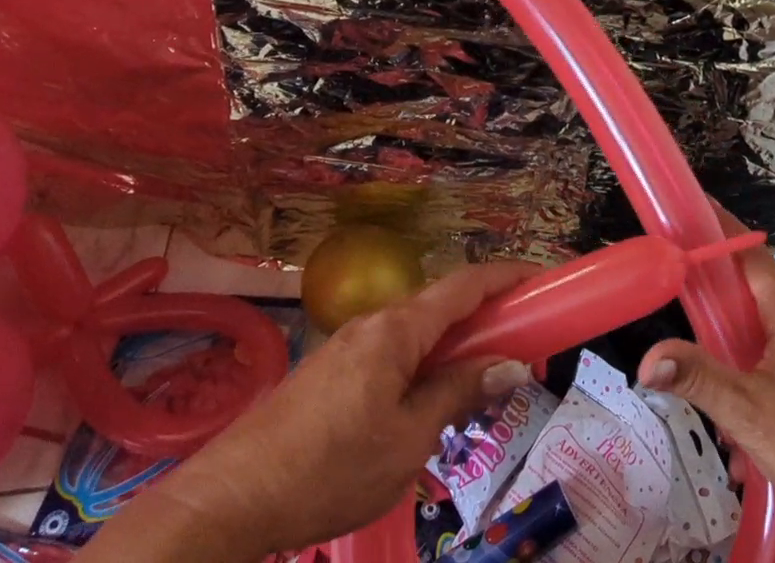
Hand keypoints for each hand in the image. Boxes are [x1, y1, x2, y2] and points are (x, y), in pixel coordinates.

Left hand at [79, 262, 538, 562]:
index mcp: (396, 330)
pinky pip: (392, 353)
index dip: (508, 275)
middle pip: (443, 306)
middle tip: (523, 349)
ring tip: (481, 385)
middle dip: (488, 319)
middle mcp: (372, 325)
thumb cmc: (330, 470)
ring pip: (417, 333)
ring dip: (455, 347)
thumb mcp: (409, 440)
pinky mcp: (330, 372)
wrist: (230, 500)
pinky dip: (425, 364)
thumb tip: (508, 366)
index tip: (544, 279)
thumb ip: (459, 394)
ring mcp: (347, 346)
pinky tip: (428, 403)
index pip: (465, 285)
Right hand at [637, 214, 774, 562]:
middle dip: (713, 303)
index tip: (694, 209)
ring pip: (758, 346)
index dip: (725, 231)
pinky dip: (746, 398)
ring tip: (705, 400)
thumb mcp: (748, 413)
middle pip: (752, 299)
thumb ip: (698, 379)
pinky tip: (737, 447)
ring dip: (727, 366)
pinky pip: (770, 379)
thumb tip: (647, 358)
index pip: (755, 259)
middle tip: (676, 297)